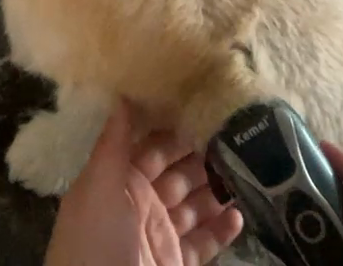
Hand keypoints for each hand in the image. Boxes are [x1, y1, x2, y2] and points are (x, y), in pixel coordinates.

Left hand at [44, 101, 243, 265]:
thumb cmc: (96, 242)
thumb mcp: (98, 188)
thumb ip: (113, 143)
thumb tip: (122, 94)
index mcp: (118, 181)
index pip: (149, 147)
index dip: (173, 130)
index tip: (204, 108)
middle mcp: (141, 204)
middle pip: (177, 174)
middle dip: (202, 157)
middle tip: (235, 138)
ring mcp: (161, 235)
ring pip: (194, 205)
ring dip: (216, 190)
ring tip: (246, 171)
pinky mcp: (178, 263)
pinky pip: (203, 243)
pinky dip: (221, 229)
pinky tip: (240, 215)